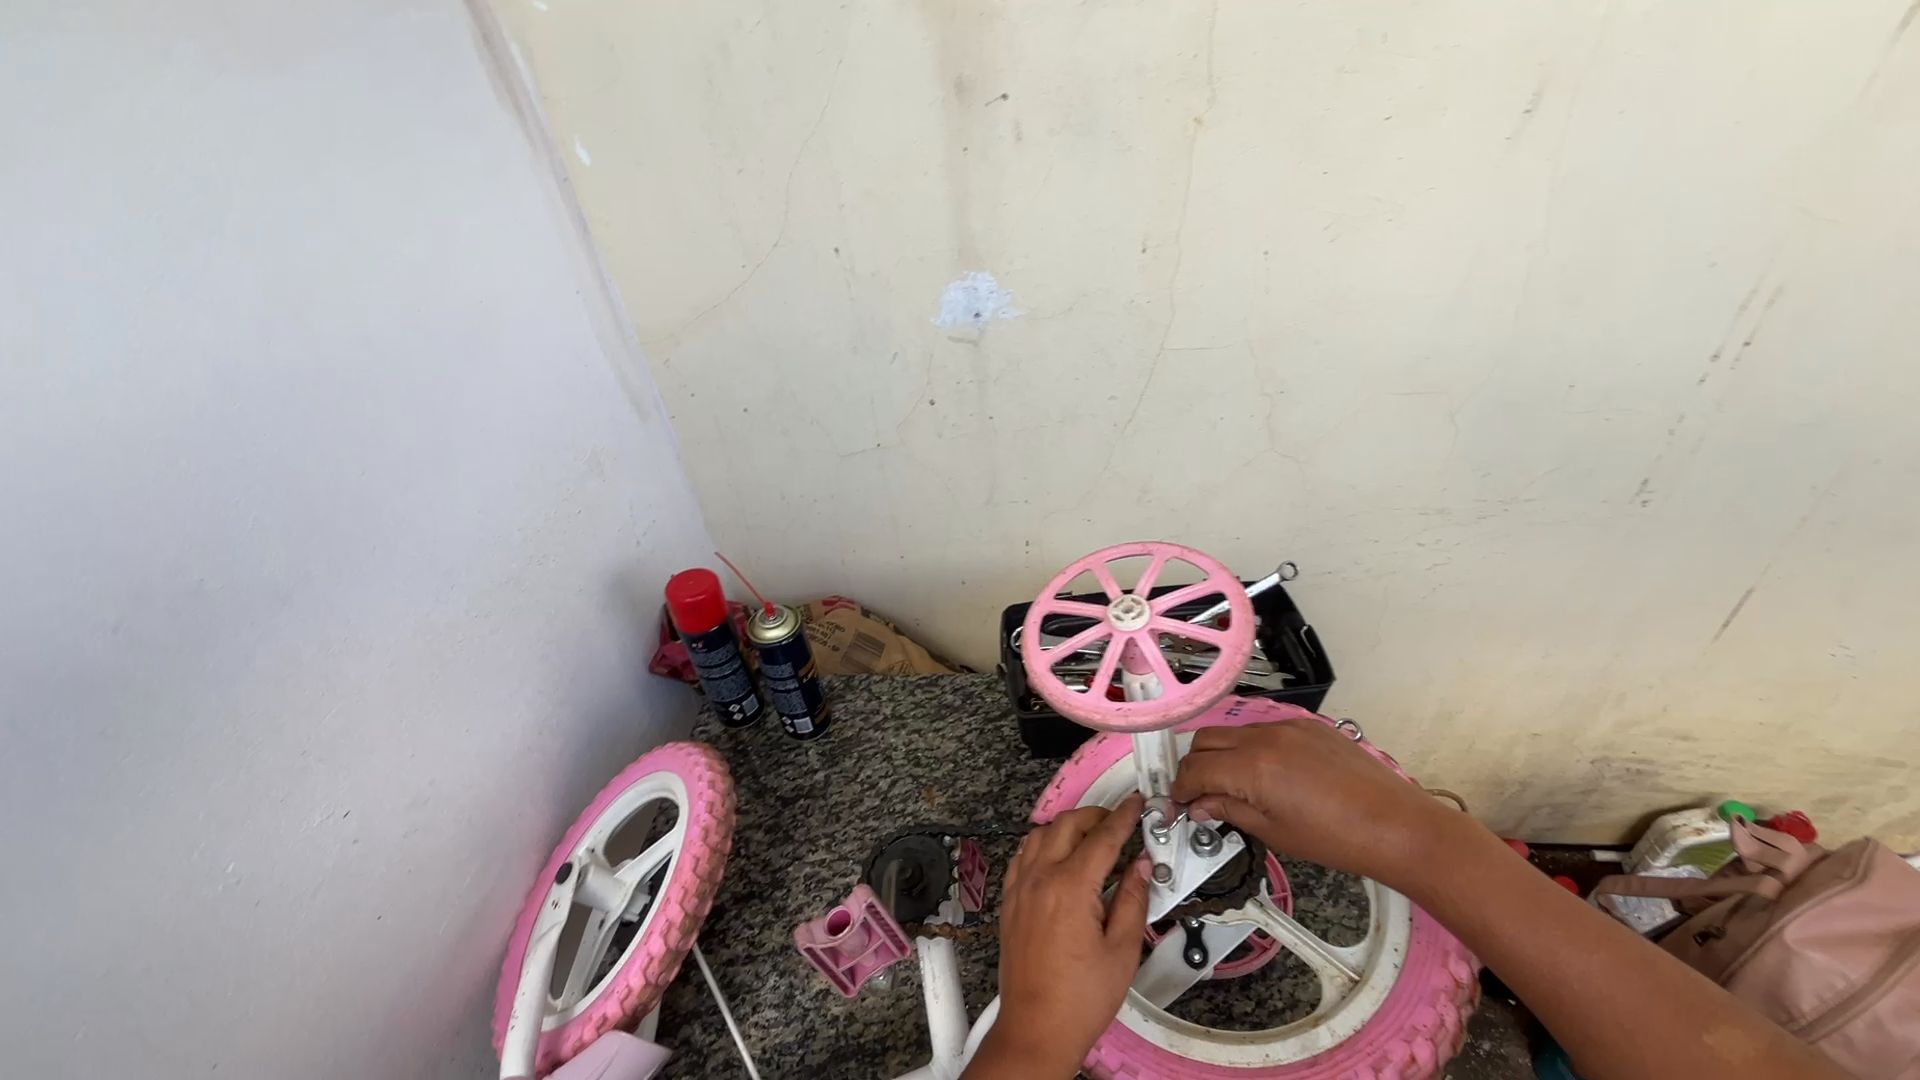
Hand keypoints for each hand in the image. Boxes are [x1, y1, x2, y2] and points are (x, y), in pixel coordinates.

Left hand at [966, 794, 1148, 1078]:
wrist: (1036, 1029)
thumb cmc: (1080, 999)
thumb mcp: (1123, 950)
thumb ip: (1134, 899)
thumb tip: (1141, 865)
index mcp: (1071, 888)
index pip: (1102, 837)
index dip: (1123, 817)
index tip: (1136, 804)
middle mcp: (1040, 879)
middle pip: (1067, 824)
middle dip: (1096, 815)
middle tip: (1118, 820)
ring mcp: (1020, 888)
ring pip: (1040, 834)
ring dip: (1067, 826)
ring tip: (1091, 835)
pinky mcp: (1009, 901)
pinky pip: (1022, 855)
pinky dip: (1042, 844)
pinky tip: (1057, 854)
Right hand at [1170, 719, 1450, 890]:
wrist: (1398, 826)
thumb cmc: (1337, 839)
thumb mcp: (1274, 833)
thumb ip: (1229, 811)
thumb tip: (1200, 806)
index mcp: (1252, 767)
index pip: (1195, 769)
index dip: (1180, 789)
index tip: (1179, 805)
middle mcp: (1263, 737)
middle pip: (1204, 740)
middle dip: (1194, 767)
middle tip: (1199, 795)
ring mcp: (1286, 726)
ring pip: (1232, 732)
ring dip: (1221, 755)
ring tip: (1232, 786)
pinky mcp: (1307, 725)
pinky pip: (1262, 730)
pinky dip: (1251, 748)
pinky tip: (1266, 774)